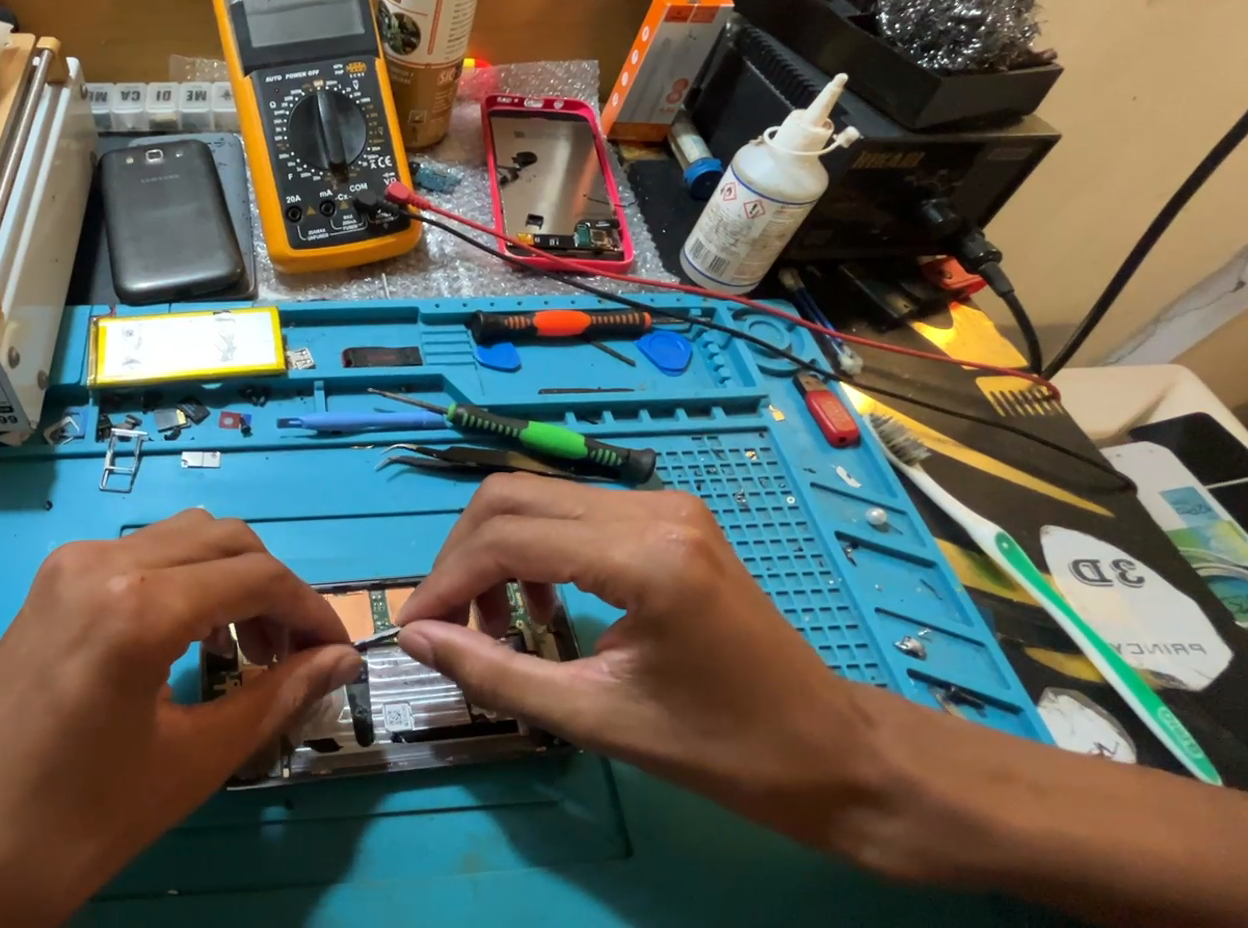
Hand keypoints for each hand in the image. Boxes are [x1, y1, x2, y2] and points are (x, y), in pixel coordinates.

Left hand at [0, 510, 359, 926]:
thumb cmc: (72, 825)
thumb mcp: (190, 763)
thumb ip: (277, 697)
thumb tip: (343, 661)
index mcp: (139, 605)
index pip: (258, 576)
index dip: (311, 610)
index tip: (337, 651)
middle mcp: (104, 561)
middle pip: (226, 538)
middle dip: (274, 588)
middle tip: (292, 654)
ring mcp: (71, 564)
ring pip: (184, 536)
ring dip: (230, 577)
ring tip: (246, 647)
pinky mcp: (52, 581)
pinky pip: (142, 555)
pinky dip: (185, 579)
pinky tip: (189, 637)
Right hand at [394, 474, 887, 847]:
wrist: (833, 751)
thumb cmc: (723, 750)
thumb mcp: (595, 719)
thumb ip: (495, 673)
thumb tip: (417, 640)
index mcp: (647, 557)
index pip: (508, 537)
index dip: (446, 581)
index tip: (414, 629)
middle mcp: (653, 508)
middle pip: (511, 496)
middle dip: (461, 558)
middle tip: (446, 623)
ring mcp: (664, 504)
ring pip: (535, 497)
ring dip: (493, 552)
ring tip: (492, 622)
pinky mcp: (667, 516)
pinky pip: (570, 512)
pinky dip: (532, 548)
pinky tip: (539, 601)